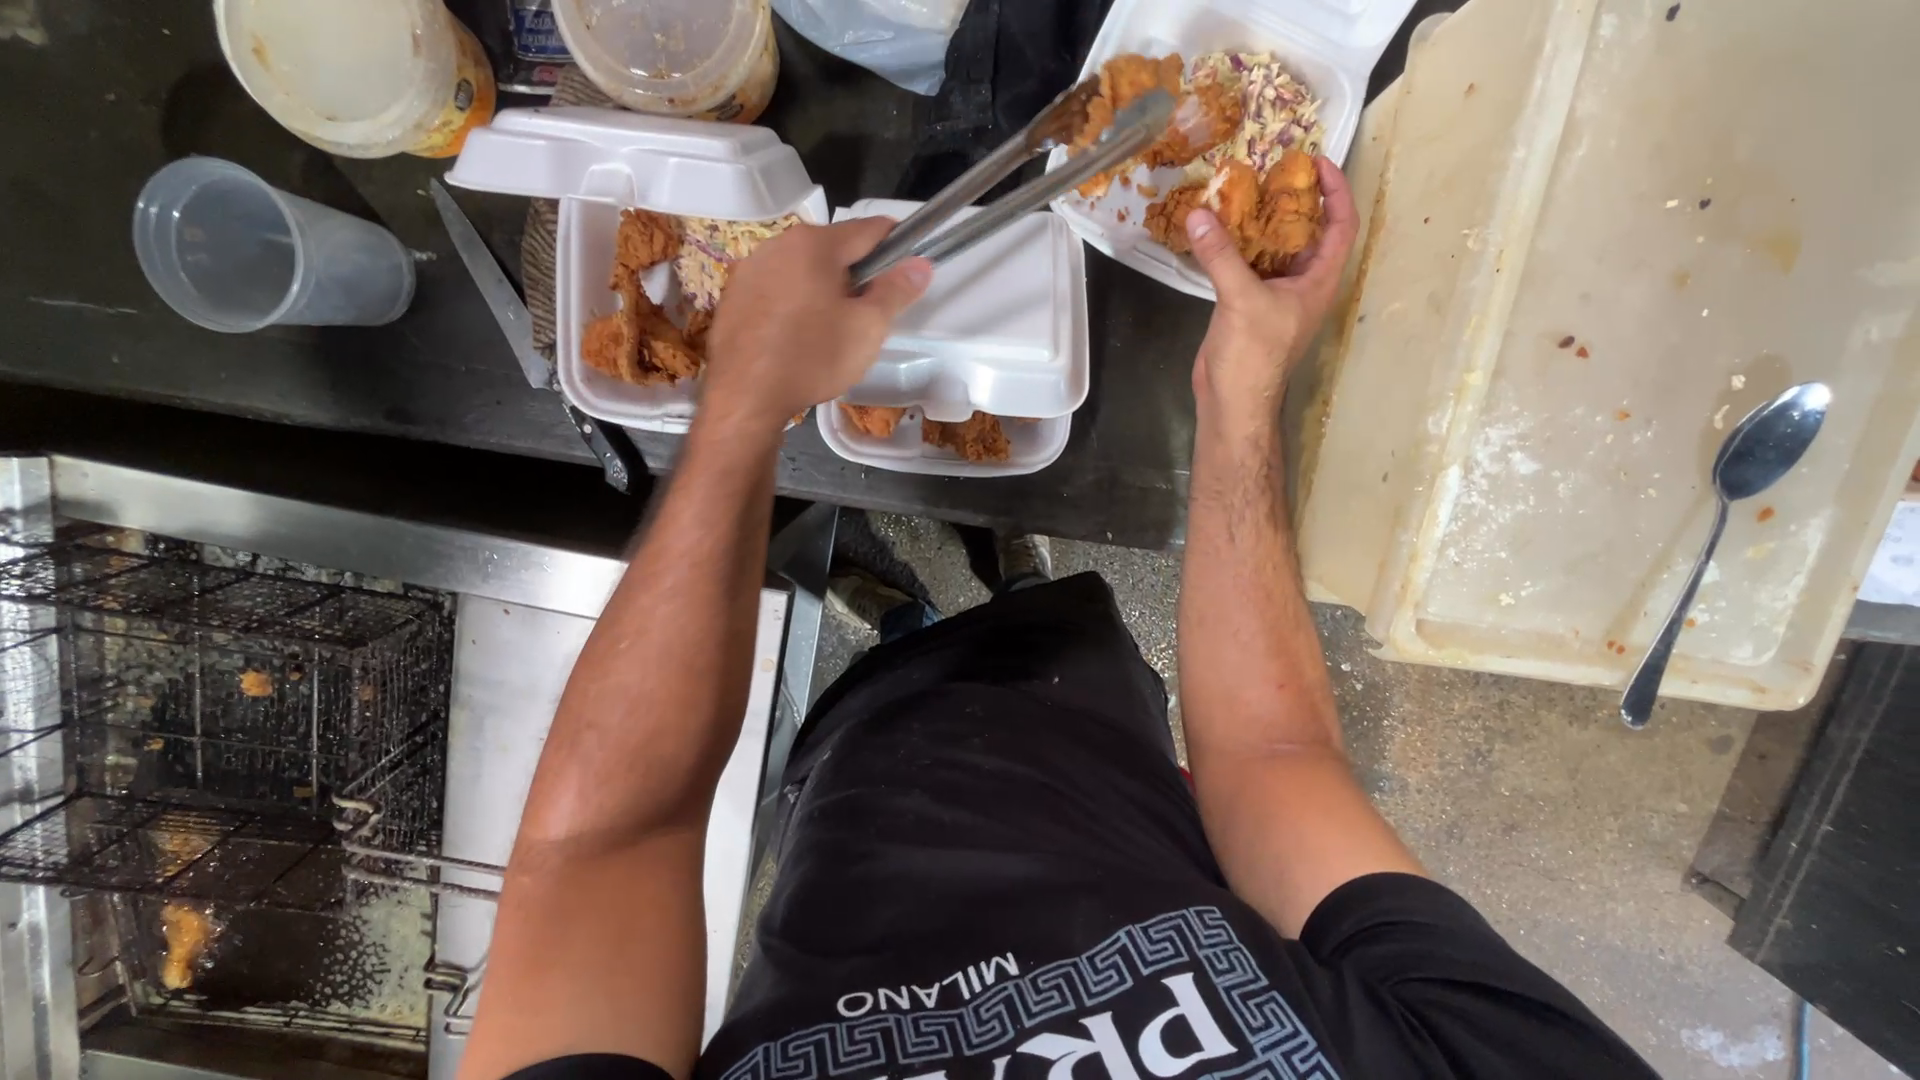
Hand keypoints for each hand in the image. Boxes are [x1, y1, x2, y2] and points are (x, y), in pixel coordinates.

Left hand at [703, 218, 931, 431]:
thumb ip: (896, 291)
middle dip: (855, 273)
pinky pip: (776, 288)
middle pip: (833, 249)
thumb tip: (920, 265)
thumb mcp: (867, 329)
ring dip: (822, 288)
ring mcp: (750, 268)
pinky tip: (796, 336)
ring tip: (830, 328)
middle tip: (867, 314)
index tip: (906, 269)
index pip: (869, 228)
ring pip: (802, 269)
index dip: (896, 245)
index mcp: (814, 244)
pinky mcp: (734, 295)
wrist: (745, 397)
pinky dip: (793, 302)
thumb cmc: (812, 359)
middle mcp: (778, 243)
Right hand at [1185, 156, 1357, 440]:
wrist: (1232, 402)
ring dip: (1259, 222)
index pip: (1341, 225)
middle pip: (1306, 232)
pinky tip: (1216, 230)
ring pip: (1272, 248)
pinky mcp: (1246, 306)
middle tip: (1270, 171)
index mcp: (1319, 280)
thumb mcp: (1242, 299)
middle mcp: (1302, 284)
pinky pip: (1245, 266)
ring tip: (1241, 192)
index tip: (1317, 163)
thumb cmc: (1254, 355)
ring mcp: (1273, 295)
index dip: (1336, 191)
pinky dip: (1234, 246)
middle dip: (1291, 201)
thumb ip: (1222, 255)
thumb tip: (1198, 213)